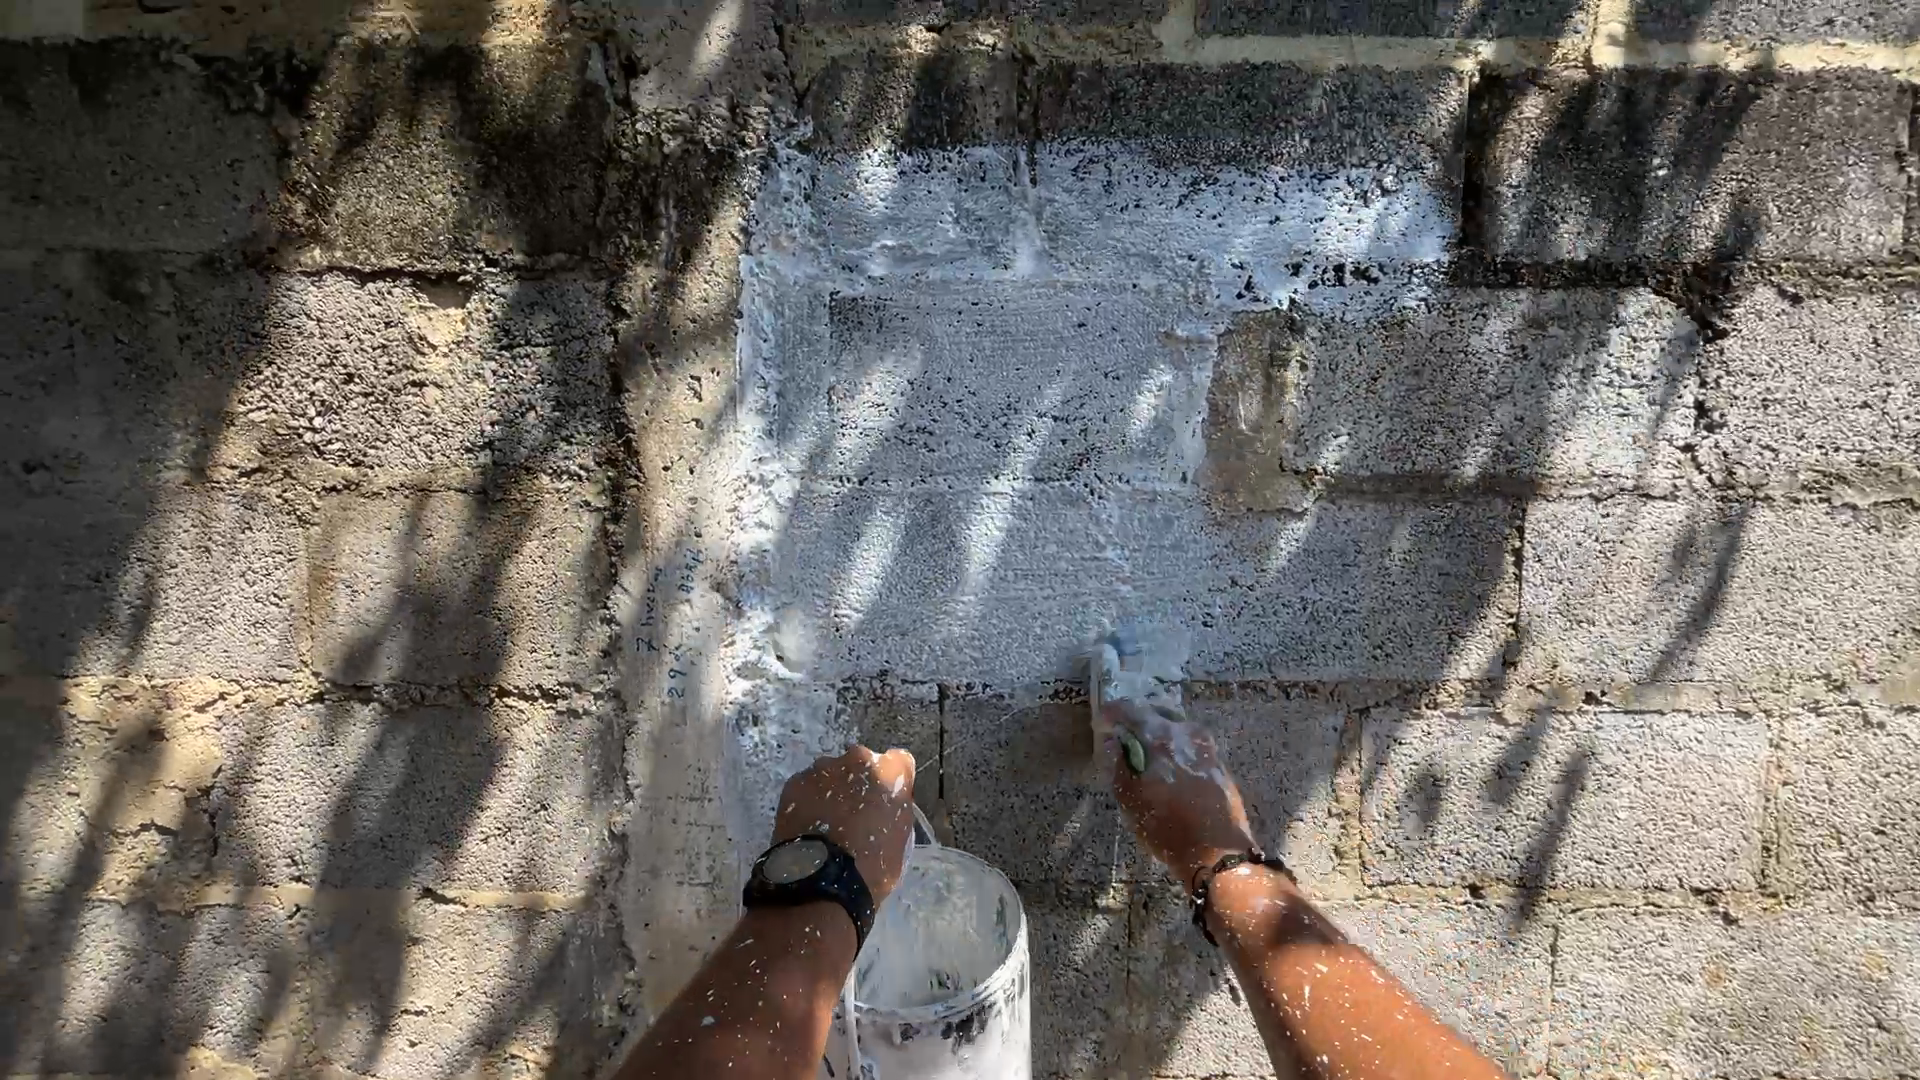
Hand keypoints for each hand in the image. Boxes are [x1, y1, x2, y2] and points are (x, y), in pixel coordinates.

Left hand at [772, 746, 916, 903]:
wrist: (823, 883)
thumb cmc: (873, 866)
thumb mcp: (901, 837)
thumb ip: (895, 808)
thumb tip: (883, 805)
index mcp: (890, 771)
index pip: (899, 762)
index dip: (893, 782)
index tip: (886, 801)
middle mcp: (858, 759)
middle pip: (862, 764)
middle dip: (859, 782)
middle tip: (854, 813)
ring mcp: (824, 768)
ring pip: (832, 773)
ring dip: (832, 789)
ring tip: (826, 823)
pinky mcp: (796, 782)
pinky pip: (807, 786)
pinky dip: (808, 800)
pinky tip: (807, 825)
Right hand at [1103, 701, 1260, 886]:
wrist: (1218, 853)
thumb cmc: (1166, 826)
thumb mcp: (1129, 798)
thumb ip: (1117, 764)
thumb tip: (1112, 742)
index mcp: (1161, 737)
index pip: (1131, 709)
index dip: (1112, 712)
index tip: (1102, 721)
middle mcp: (1186, 734)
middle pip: (1157, 714)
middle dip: (1138, 721)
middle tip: (1125, 735)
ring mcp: (1208, 748)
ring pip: (1178, 729)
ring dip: (1160, 734)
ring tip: (1148, 751)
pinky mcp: (1221, 766)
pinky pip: (1193, 746)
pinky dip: (1178, 749)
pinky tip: (1172, 768)